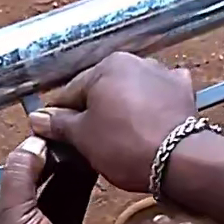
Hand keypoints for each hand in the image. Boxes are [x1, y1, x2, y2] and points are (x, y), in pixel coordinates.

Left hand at [0, 137, 94, 223]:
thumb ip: (20, 175)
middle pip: (31, 183)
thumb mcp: (14, 213)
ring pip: (54, 193)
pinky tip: (89, 170)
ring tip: (80, 149)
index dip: (21, 158)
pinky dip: (79, 189)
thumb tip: (31, 145)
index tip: (40, 137)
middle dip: (47, 163)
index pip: (3, 178)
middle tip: (65, 141)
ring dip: (66, 173)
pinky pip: (72, 206)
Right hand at [28, 51, 195, 191]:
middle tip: (91, 145)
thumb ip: (59, 124)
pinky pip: (160, 101)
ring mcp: (164, 76)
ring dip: (125, 112)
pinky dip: (153, 112)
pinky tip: (150, 128)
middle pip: (104, 90)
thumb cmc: (128, 146)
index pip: (72, 92)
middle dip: (96, 114)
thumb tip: (39, 119)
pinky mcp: (184, 95)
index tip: (59, 136)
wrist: (180, 161)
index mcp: (107, 66)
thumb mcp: (83, 137)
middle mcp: (137, 62)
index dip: (62, 117)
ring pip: (133, 94)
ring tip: (122, 142)